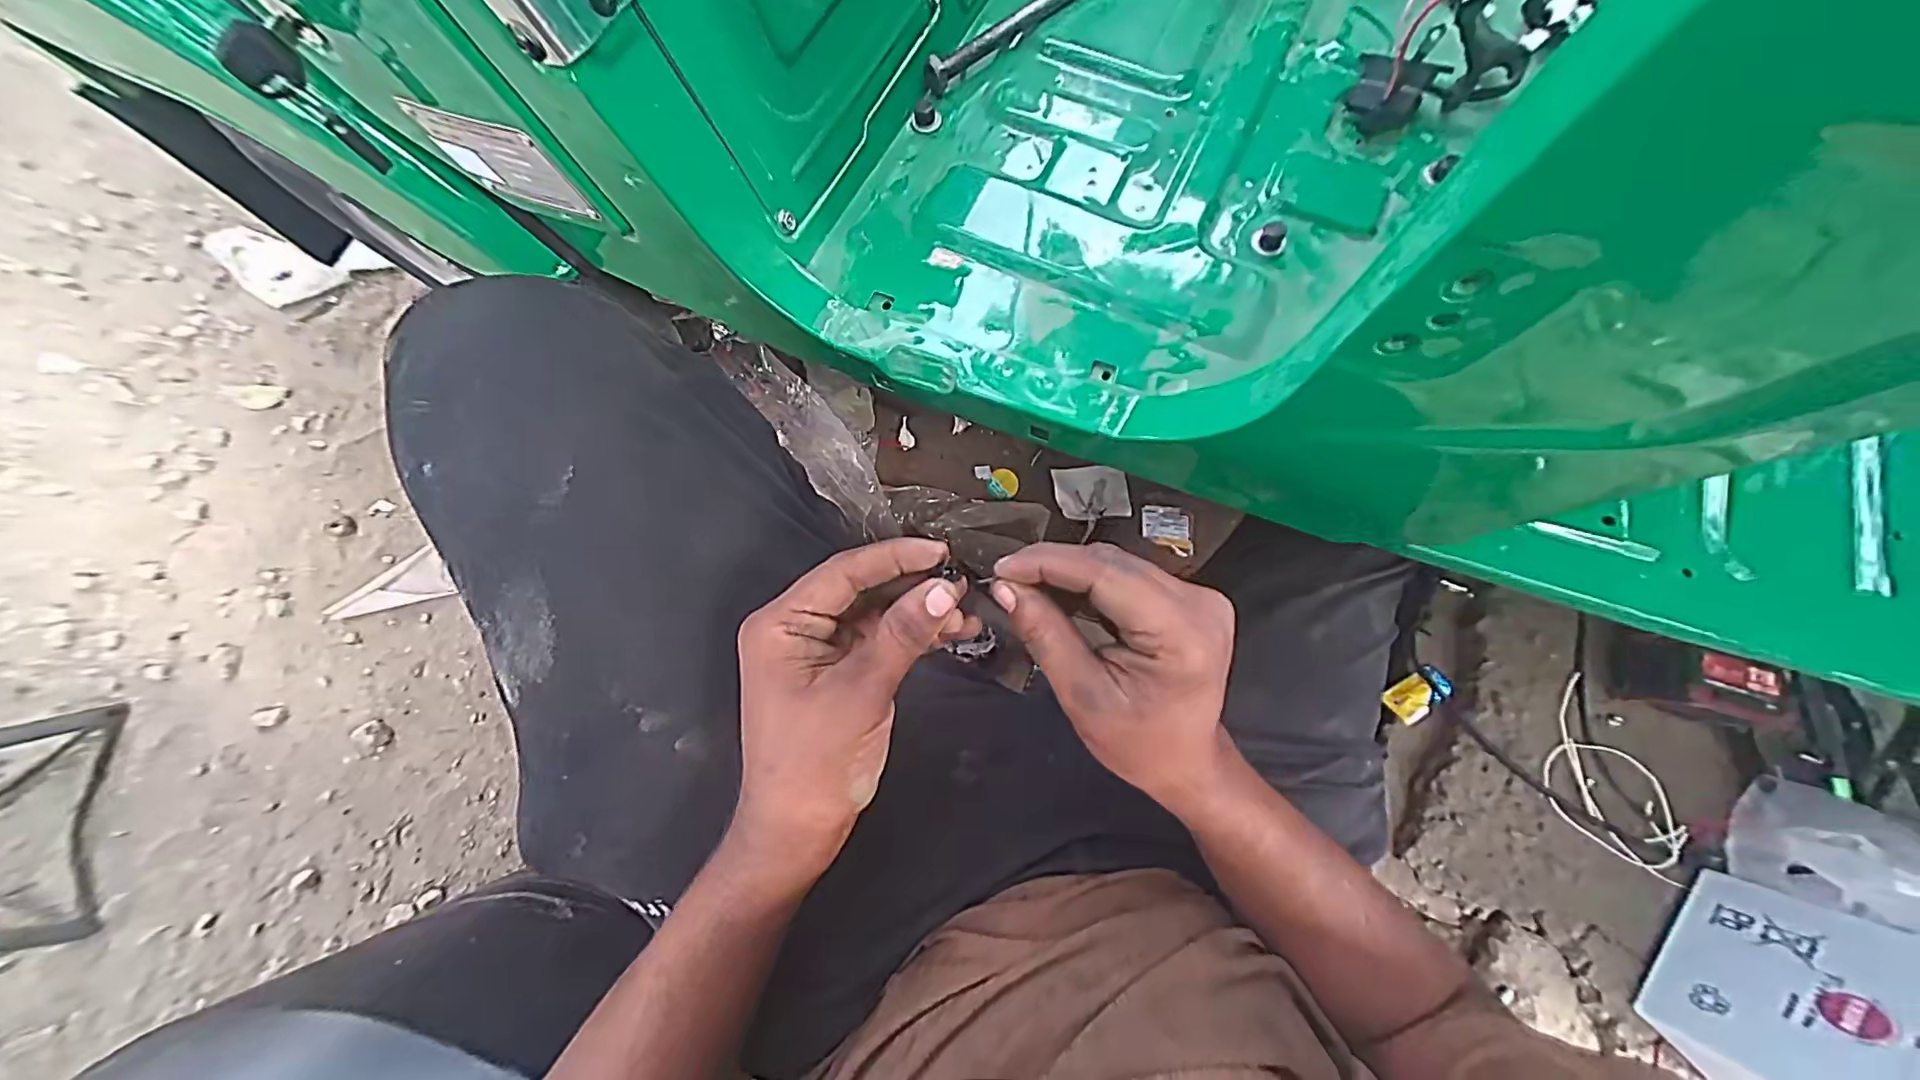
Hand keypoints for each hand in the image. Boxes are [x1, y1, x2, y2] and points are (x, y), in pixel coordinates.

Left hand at [733, 538, 974, 880]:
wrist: (799, 829)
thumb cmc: (812, 765)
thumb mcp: (861, 692)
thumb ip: (902, 635)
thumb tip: (941, 589)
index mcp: (780, 625)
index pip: (843, 573)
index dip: (893, 557)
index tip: (938, 552)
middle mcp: (796, 629)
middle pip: (861, 589)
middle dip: (912, 584)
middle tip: (957, 578)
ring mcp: (821, 649)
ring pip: (876, 613)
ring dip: (919, 611)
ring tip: (963, 611)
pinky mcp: (842, 669)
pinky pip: (881, 638)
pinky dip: (914, 635)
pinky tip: (949, 632)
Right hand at [991, 543, 1236, 812]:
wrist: (1185, 761)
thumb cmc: (1141, 744)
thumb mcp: (1083, 696)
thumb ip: (1046, 635)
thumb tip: (1009, 590)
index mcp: (1182, 633)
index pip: (1106, 574)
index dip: (1048, 562)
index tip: (1006, 567)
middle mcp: (1199, 605)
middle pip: (1111, 562)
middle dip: (1053, 565)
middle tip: (1008, 578)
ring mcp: (1199, 597)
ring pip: (1117, 562)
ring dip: (1068, 570)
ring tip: (1027, 585)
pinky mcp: (1189, 597)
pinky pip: (1128, 573)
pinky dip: (1089, 579)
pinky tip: (1060, 591)